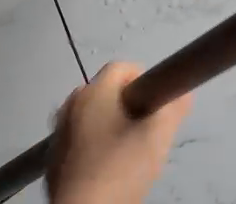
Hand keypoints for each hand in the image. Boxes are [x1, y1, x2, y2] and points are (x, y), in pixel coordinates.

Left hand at [47, 62, 191, 203]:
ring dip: (108, 124)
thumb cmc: (121, 168)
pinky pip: (77, 141)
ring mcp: (57, 135)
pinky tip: (105, 169)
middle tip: (142, 129)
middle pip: (104, 91)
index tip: (154, 106)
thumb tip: (183, 94)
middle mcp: (70, 107)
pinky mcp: (51, 162)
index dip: (143, 81)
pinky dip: (92, 146)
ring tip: (125, 152)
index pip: (122, 67)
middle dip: (125, 104)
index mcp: (93, 92)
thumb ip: (175, 106)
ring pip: (90, 116)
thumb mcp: (160, 135)